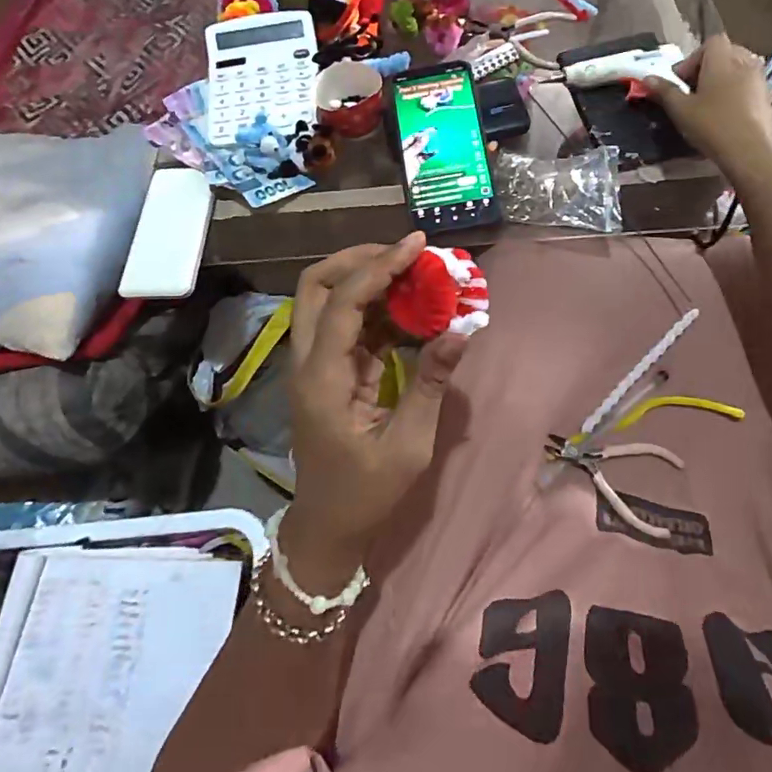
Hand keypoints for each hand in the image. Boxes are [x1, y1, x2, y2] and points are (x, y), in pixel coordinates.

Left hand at [284, 234, 468, 578]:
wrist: (327, 526)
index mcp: (322, 378)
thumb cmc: (366, 492)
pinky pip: (349, 325)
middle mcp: (308, 361)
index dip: (379, 267)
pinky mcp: (330, 372)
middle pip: (316, 285)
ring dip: (370, 279)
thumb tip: (463, 330)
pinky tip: (413, 307)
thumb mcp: (408, 445)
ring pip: (329, 300)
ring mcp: (315, 365)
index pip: (343, 302)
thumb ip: (431, 383)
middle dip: (360, 259)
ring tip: (418, 272)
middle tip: (407, 253)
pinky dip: (378, 307)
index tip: (417, 245)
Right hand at [642, 34, 771, 184]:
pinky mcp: (768, 98)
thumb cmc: (713, 125)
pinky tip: (726, 117)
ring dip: (722, 82)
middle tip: (692, 92)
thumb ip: (664, 91)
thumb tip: (647, 79)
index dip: (692, 59)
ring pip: (738, 71)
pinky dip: (736, 95)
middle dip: (707, 69)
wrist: (753, 152)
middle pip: (725, 54)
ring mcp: (760, 80)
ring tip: (708, 106)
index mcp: (722, 58)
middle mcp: (745, 62)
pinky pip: (747, 87)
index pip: (709, 43)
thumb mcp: (681, 110)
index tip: (681, 81)